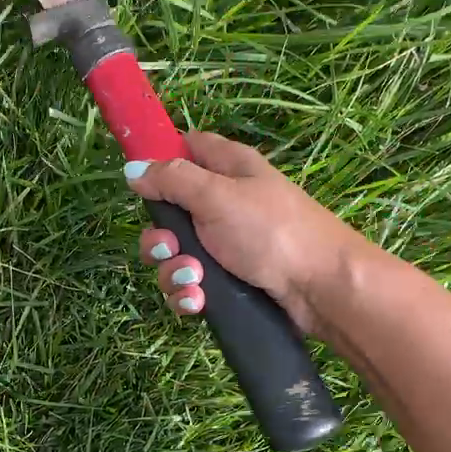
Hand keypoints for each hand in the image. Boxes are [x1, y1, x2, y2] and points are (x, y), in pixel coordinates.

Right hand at [125, 132, 373, 335]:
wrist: (317, 287)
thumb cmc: (272, 231)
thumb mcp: (218, 197)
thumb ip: (173, 181)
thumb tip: (134, 169)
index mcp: (227, 169)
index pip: (186, 150)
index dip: (160, 163)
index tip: (138, 182)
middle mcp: (222, 205)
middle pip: (168, 216)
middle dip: (160, 239)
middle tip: (171, 248)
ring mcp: (223, 246)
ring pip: (174, 257)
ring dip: (174, 273)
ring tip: (195, 281)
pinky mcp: (224, 281)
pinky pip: (188, 285)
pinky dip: (187, 294)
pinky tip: (199, 301)